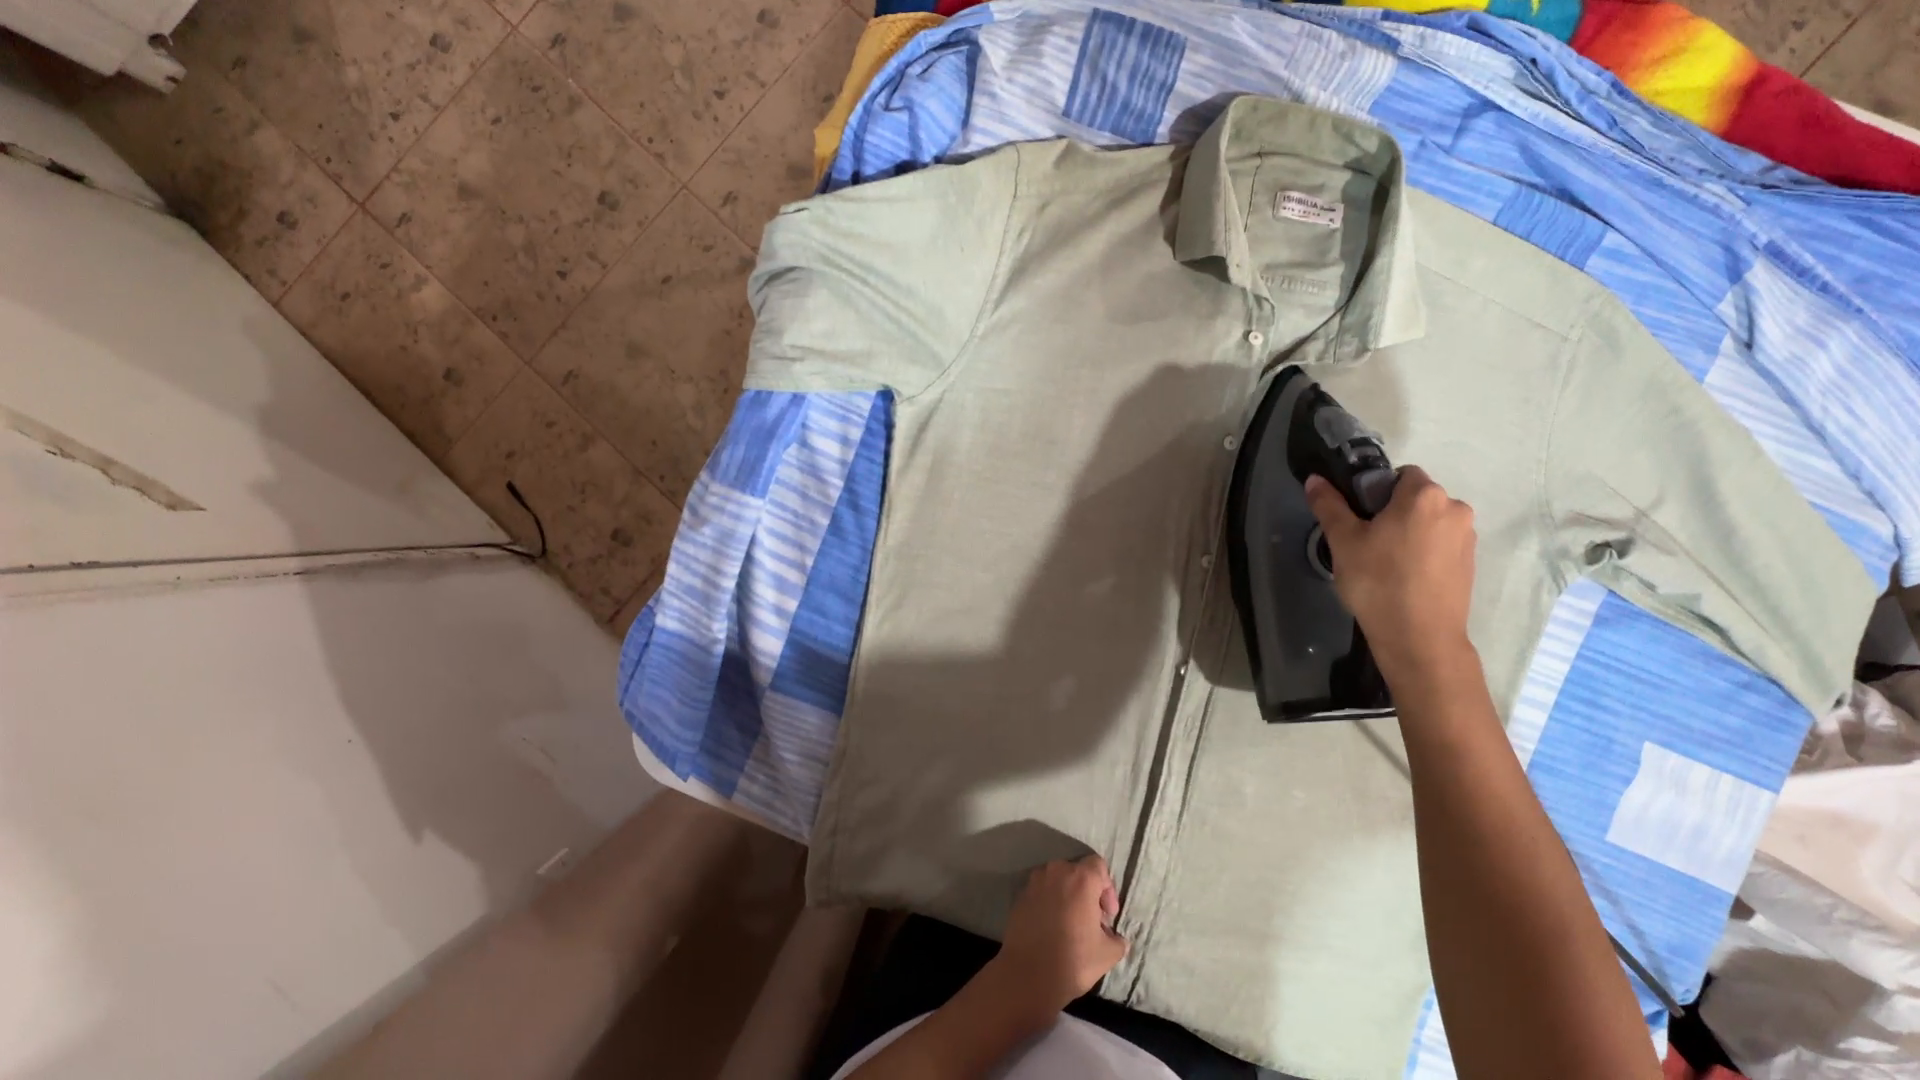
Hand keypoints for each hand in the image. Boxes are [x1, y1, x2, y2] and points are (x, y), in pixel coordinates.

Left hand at [985, 856, 1127, 1019]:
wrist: (1028, 975)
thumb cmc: (1073, 960)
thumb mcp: (1108, 953)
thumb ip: (1117, 939)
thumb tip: (1114, 938)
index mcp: (1080, 879)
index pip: (1098, 866)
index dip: (1107, 889)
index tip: (1107, 915)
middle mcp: (1055, 872)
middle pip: (1077, 871)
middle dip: (1087, 891)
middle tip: (1091, 919)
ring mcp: (1033, 883)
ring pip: (1057, 880)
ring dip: (1067, 895)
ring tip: (1071, 924)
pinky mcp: (1019, 897)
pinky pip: (1040, 892)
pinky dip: (1049, 903)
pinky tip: (1051, 928)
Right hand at [1304, 466, 1478, 690]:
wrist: (1419, 639)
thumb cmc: (1378, 583)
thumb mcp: (1344, 542)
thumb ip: (1330, 506)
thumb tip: (1314, 480)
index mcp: (1424, 495)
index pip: (1400, 474)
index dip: (1376, 492)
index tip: (1360, 519)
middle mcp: (1455, 509)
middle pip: (1417, 499)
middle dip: (1394, 513)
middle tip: (1367, 543)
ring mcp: (1467, 538)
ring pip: (1430, 524)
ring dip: (1411, 534)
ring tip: (1386, 565)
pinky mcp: (1471, 564)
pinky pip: (1441, 546)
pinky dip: (1424, 554)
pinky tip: (1405, 579)